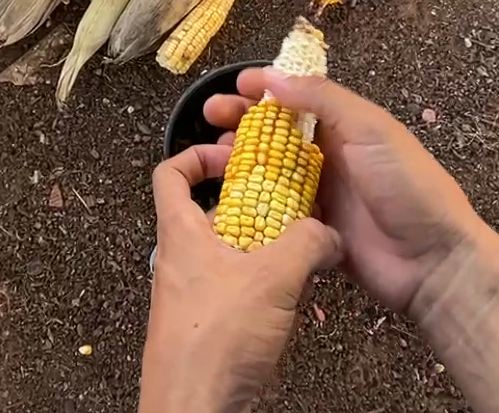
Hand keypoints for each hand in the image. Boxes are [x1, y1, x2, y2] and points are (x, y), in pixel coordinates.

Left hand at [138, 144, 341, 412]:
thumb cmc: (214, 342)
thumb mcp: (270, 280)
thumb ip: (304, 245)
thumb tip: (328, 232)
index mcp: (179, 231)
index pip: (170, 173)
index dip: (197, 155)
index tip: (231, 156)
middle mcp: (180, 257)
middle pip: (209, 212)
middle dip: (248, 206)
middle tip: (285, 204)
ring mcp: (191, 293)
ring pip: (226, 251)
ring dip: (261, 246)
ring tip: (299, 249)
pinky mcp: (207, 325)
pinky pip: (234, 287)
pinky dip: (262, 283)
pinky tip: (292, 296)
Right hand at [204, 68, 484, 322]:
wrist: (434, 263)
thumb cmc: (407, 185)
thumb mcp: (368, 128)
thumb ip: (321, 98)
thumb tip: (272, 75)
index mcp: (345, 124)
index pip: (298, 96)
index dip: (266, 87)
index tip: (236, 84)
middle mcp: (328, 154)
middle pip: (276, 129)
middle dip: (243, 118)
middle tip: (212, 115)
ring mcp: (319, 192)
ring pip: (270, 167)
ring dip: (241, 156)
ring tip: (215, 151)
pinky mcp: (312, 228)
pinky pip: (275, 208)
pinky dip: (252, 199)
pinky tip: (226, 193)